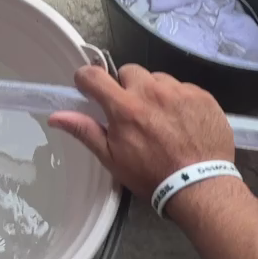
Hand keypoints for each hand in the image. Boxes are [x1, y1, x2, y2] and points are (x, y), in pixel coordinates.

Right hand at [50, 65, 235, 198]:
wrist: (201, 186)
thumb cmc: (151, 175)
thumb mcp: (112, 157)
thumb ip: (85, 131)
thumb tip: (55, 116)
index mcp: (124, 107)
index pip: (94, 75)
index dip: (87, 79)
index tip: (89, 89)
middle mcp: (151, 91)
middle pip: (128, 72)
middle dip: (125, 86)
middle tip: (131, 111)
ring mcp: (180, 91)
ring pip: (157, 78)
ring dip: (153, 92)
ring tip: (160, 117)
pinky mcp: (202, 95)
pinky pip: (182, 87)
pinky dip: (178, 99)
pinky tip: (181, 121)